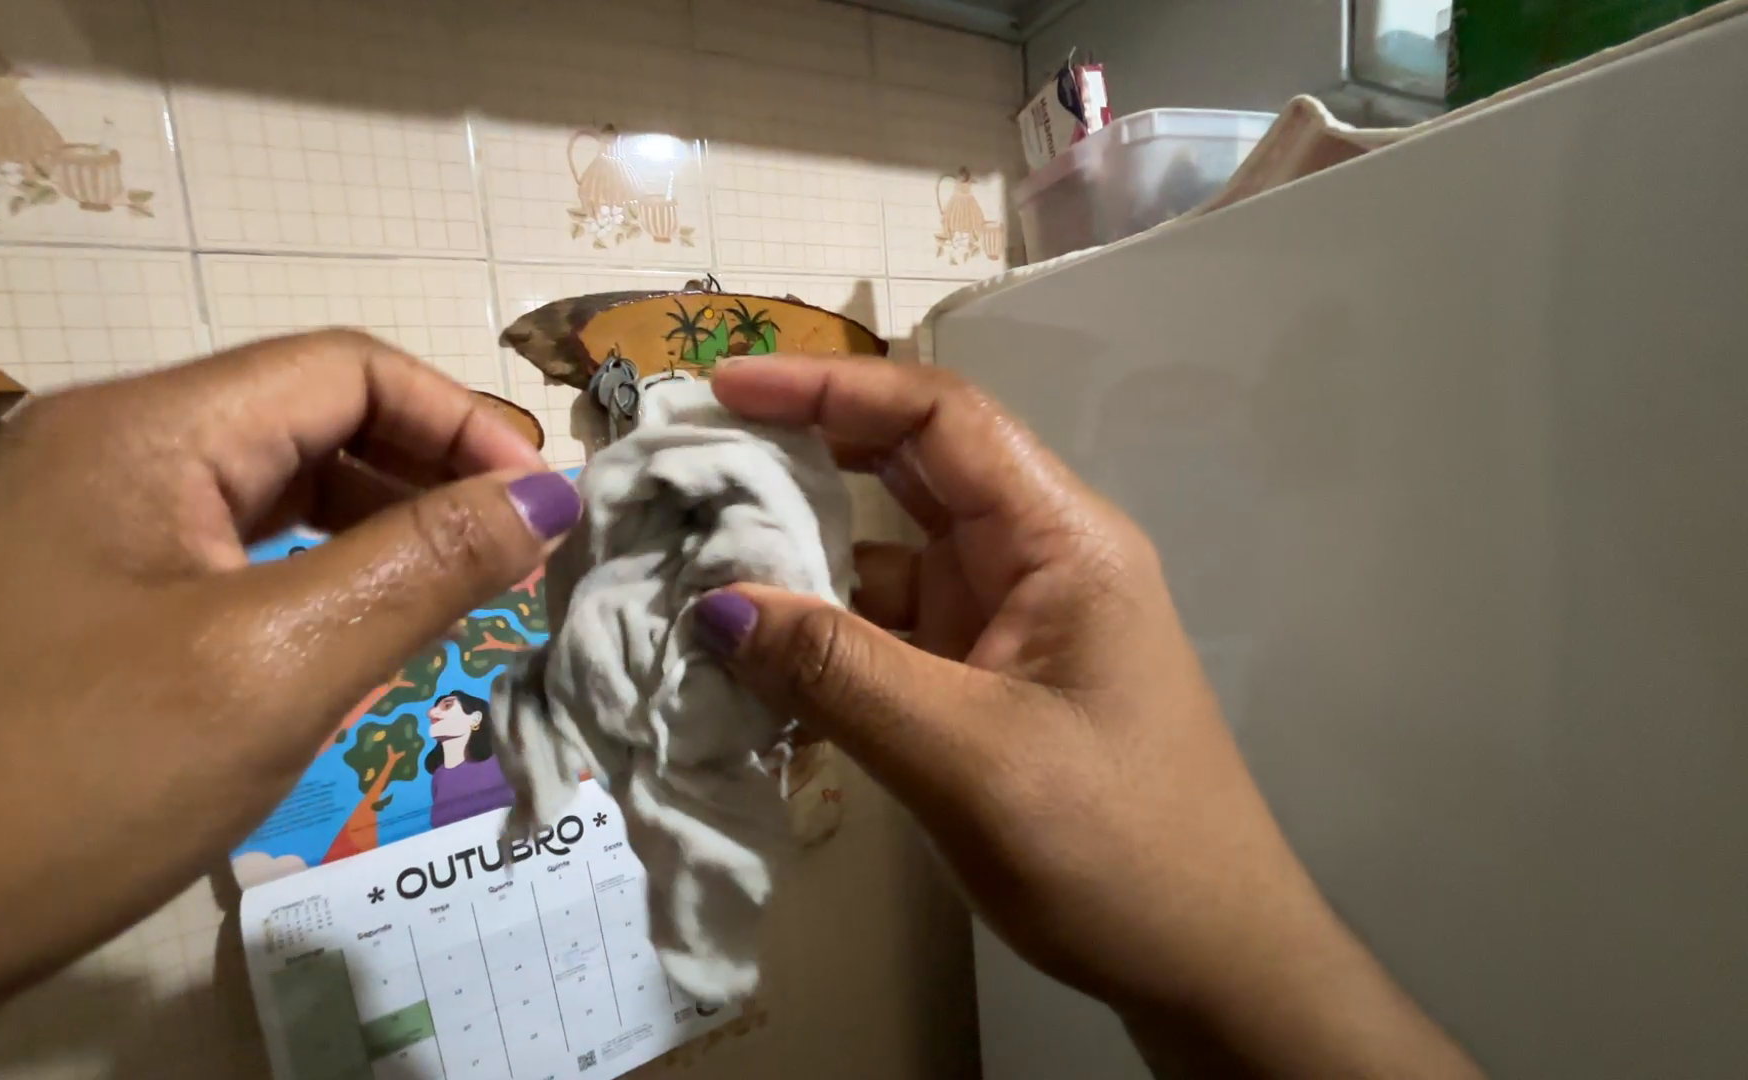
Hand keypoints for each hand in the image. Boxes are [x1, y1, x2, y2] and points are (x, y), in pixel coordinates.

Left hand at [0, 331, 582, 1074]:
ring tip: (467, 588)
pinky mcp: (92, 603)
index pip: (350, 371)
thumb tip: (550, 497)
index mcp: (149, 432)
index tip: (541, 500)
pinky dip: (330, 577)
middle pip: (320, 422)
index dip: (463, 421)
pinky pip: (246, 557)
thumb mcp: (277, 665)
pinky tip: (369, 631)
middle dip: (436, 474)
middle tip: (520, 549)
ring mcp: (97, 532)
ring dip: (390, 527)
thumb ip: (426, 566)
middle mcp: (117, 454)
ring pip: (287, 493)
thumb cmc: (53, 785)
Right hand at [695, 357, 1481, 1078]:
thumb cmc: (1114, 847)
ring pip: (884, 549)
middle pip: (907, 466)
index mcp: (1056, 538)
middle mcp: (1027, 555)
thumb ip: (838, 673)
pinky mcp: (972, 669)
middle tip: (703, 451)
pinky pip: (881, 623)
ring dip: (800, 549)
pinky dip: (818, 628)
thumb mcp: (967, 755)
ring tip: (703, 550)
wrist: (1198, 958)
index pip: (940, 418)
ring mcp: (998, 614)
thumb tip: (717, 607)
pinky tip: (755, 648)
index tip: (732, 386)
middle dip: (804, 448)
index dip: (832, 388)